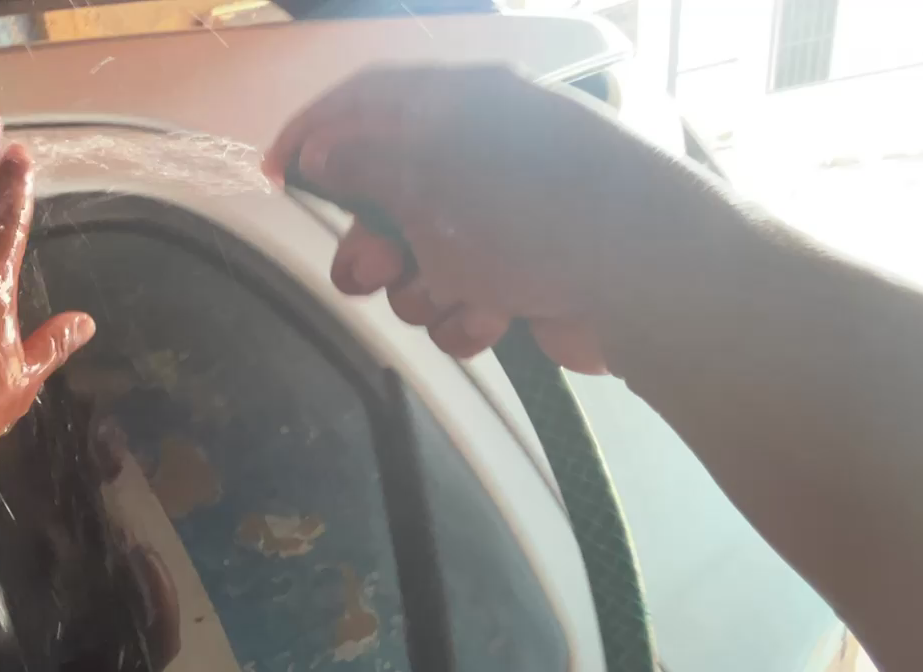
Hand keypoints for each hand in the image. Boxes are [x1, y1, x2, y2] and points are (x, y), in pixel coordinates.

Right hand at [266, 66, 732, 374]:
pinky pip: (452, 302)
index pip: (366, 102)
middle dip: (370, 246)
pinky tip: (495, 318)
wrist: (648, 285)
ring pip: (411, 264)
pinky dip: (462, 318)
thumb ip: (368, 166)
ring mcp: (494, 221)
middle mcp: (472, 160)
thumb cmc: (536, 215)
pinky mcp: (512, 276)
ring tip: (457, 296)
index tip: (274, 177)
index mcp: (459, 112)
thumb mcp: (437, 182)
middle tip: (372, 272)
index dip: (313, 132)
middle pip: (379, 199)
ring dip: (420, 290)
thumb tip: (317, 150)